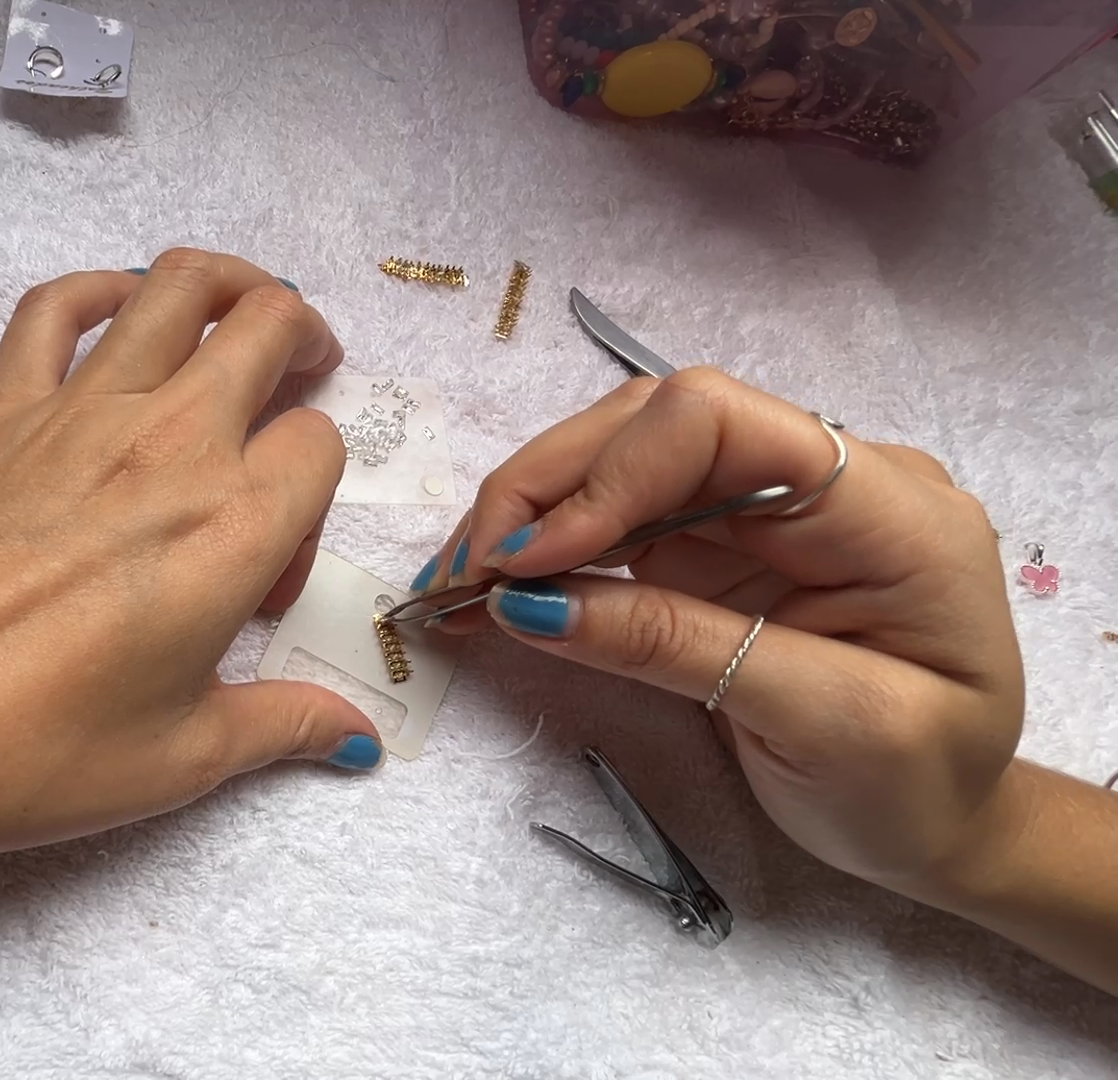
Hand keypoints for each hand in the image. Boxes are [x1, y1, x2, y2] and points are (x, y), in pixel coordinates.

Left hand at [0, 249, 383, 876]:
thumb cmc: (31, 755)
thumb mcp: (179, 759)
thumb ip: (284, 727)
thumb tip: (361, 742)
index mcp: (230, 529)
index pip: (319, 449)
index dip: (312, 498)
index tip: (268, 567)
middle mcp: (168, 445)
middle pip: (265, 328)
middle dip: (303, 337)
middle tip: (304, 371)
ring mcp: (76, 413)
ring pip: (173, 288)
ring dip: (228, 285)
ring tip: (240, 315)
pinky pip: (53, 309)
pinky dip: (99, 289)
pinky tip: (117, 310)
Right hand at [414, 369, 1021, 887]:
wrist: (926, 812)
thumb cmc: (911, 784)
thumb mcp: (822, 724)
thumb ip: (675, 646)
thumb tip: (526, 603)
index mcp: (878, 505)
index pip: (711, 423)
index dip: (602, 478)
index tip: (527, 563)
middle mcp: (803, 476)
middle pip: (634, 426)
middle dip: (532, 492)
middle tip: (464, 577)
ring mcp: (738, 502)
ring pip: (598, 459)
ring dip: (514, 514)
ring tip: (456, 584)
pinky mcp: (688, 536)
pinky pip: (589, 514)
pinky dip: (526, 545)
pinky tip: (484, 583)